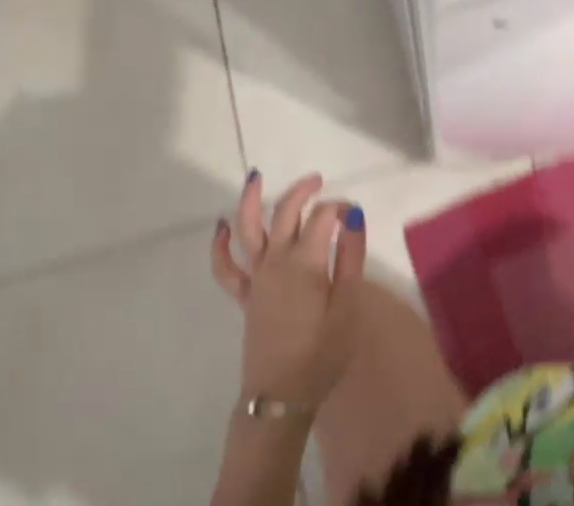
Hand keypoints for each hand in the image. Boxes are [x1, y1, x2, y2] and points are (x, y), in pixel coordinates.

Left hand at [211, 172, 366, 409]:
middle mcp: (276, 261)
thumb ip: (351, 257)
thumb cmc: (323, 353)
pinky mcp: (244, 295)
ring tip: (255, 178)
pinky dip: (220, 246)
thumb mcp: (349, 306)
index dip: (339, 208)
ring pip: (247, 230)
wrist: (283, 395)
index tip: (354, 215)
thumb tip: (351, 215)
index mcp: (306, 262)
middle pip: (285, 214)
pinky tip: (220, 227)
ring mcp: (256, 277)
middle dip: (302, 192)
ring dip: (250, 201)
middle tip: (318, 181)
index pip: (323, 217)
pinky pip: (226, 267)